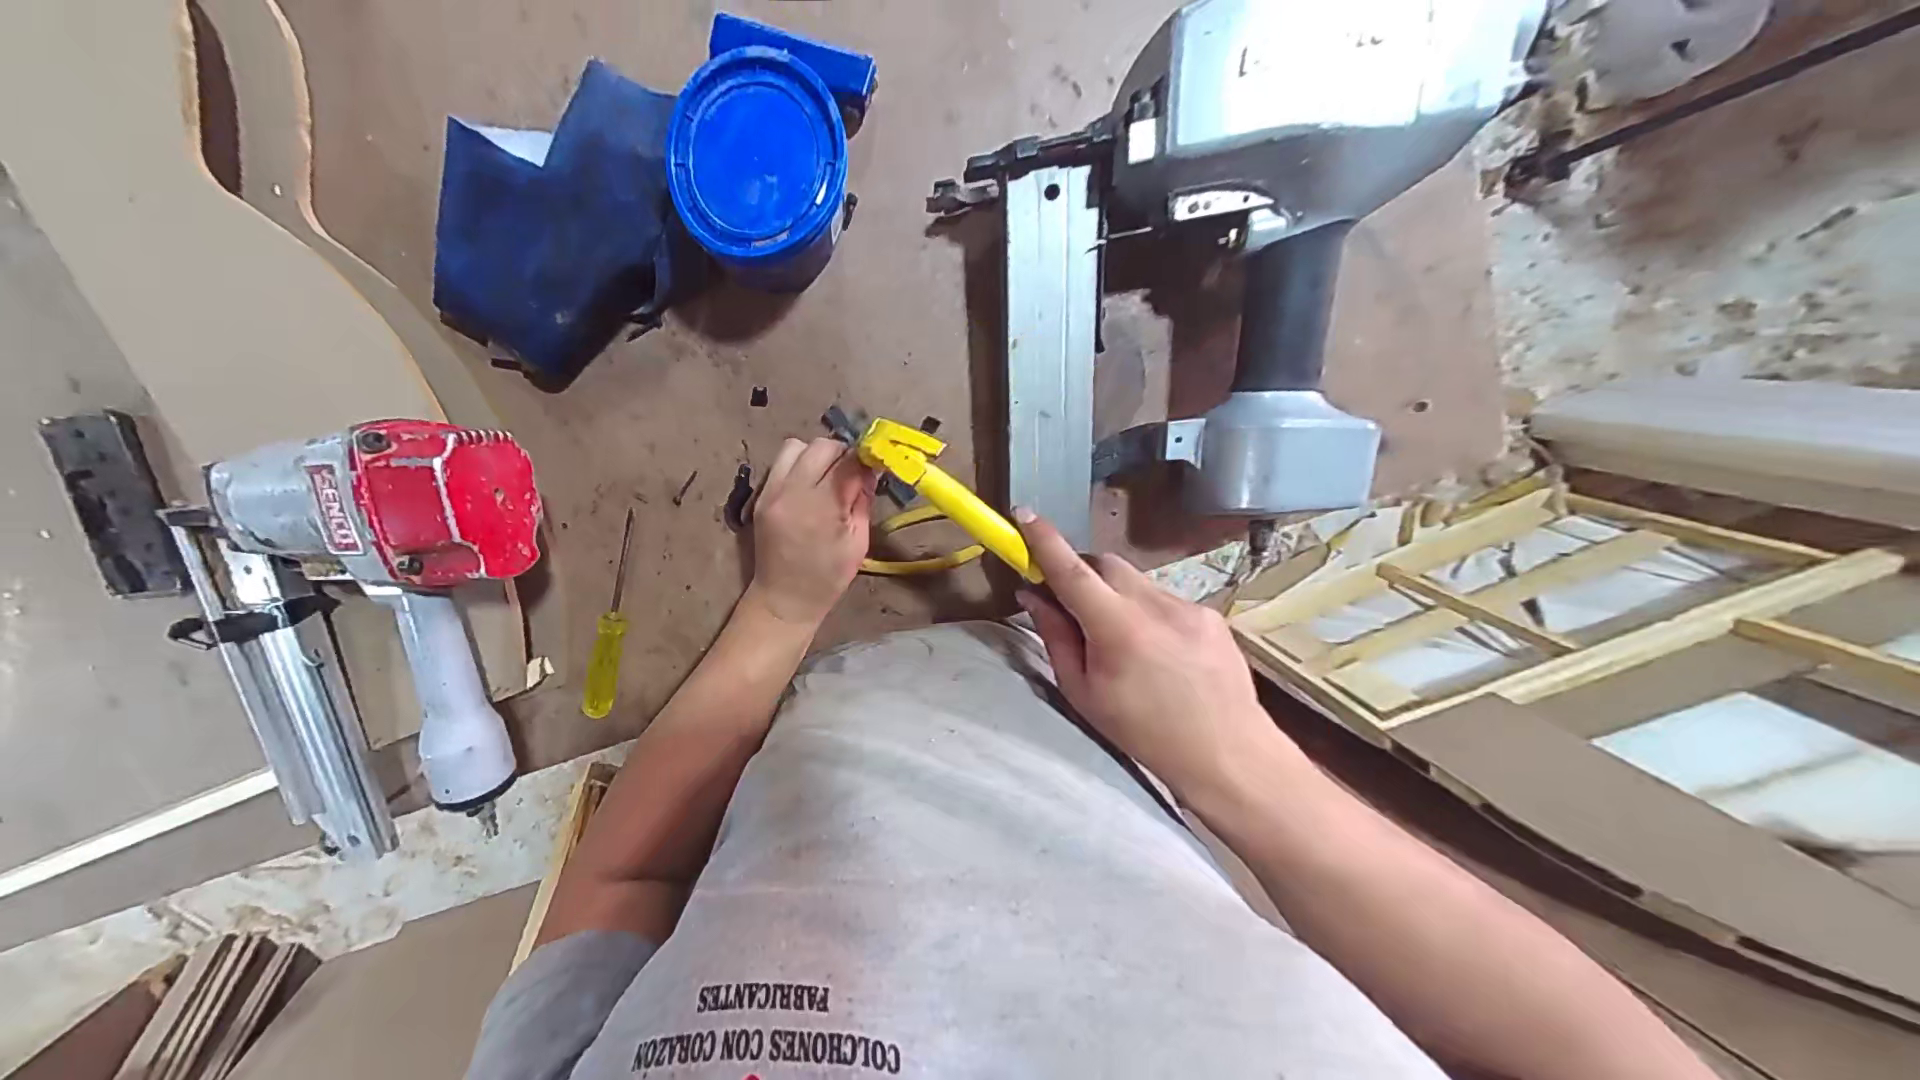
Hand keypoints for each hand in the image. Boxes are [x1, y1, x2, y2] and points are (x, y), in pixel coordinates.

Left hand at [745, 438, 875, 628]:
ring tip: (827, 476)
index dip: (866, 457)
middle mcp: (792, 492)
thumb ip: (862, 500)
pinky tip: (809, 486)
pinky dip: (799, 465)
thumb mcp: (859, 542)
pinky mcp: (761, 495)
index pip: (848, 462)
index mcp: (822, 507)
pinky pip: (781, 462)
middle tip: (852, 472)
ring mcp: (771, 491)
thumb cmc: (828, 577)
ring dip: (816, 454)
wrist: (784, 598)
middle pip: (821, 446)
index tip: (875, 463)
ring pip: (796, 446)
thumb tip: (869, 470)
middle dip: (842, 453)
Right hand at [1014, 510, 1291, 802]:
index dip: (1044, 539)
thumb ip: (1056, 636)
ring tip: (1123, 642)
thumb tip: (1032, 595)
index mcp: (1117, 628)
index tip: (1024, 514)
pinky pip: (1164, 598)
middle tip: (1071, 604)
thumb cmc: (1144, 731)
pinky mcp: (1209, 613)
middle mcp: (1154, 605)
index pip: (1071, 570)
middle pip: (1105, 564)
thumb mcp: (1084, 692)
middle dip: (1082, 573)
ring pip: (1135, 581)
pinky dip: (1147, 612)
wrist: (1227, 752)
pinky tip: (1158, 651)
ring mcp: (1187, 605)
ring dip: (1116, 596)